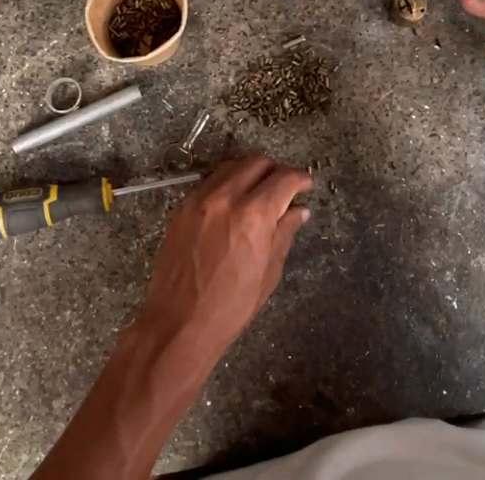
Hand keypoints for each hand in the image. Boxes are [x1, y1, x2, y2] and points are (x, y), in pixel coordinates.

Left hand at [135, 156, 311, 353]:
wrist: (179, 323)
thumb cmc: (230, 307)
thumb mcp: (268, 272)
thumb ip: (284, 234)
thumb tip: (299, 211)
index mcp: (254, 216)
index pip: (284, 179)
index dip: (300, 179)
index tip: (305, 185)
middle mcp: (226, 198)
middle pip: (257, 162)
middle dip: (276, 170)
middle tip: (284, 187)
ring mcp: (200, 200)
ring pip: (231, 166)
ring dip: (250, 172)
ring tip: (259, 191)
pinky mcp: (182, 207)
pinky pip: (210, 181)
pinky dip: (227, 183)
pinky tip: (232, 202)